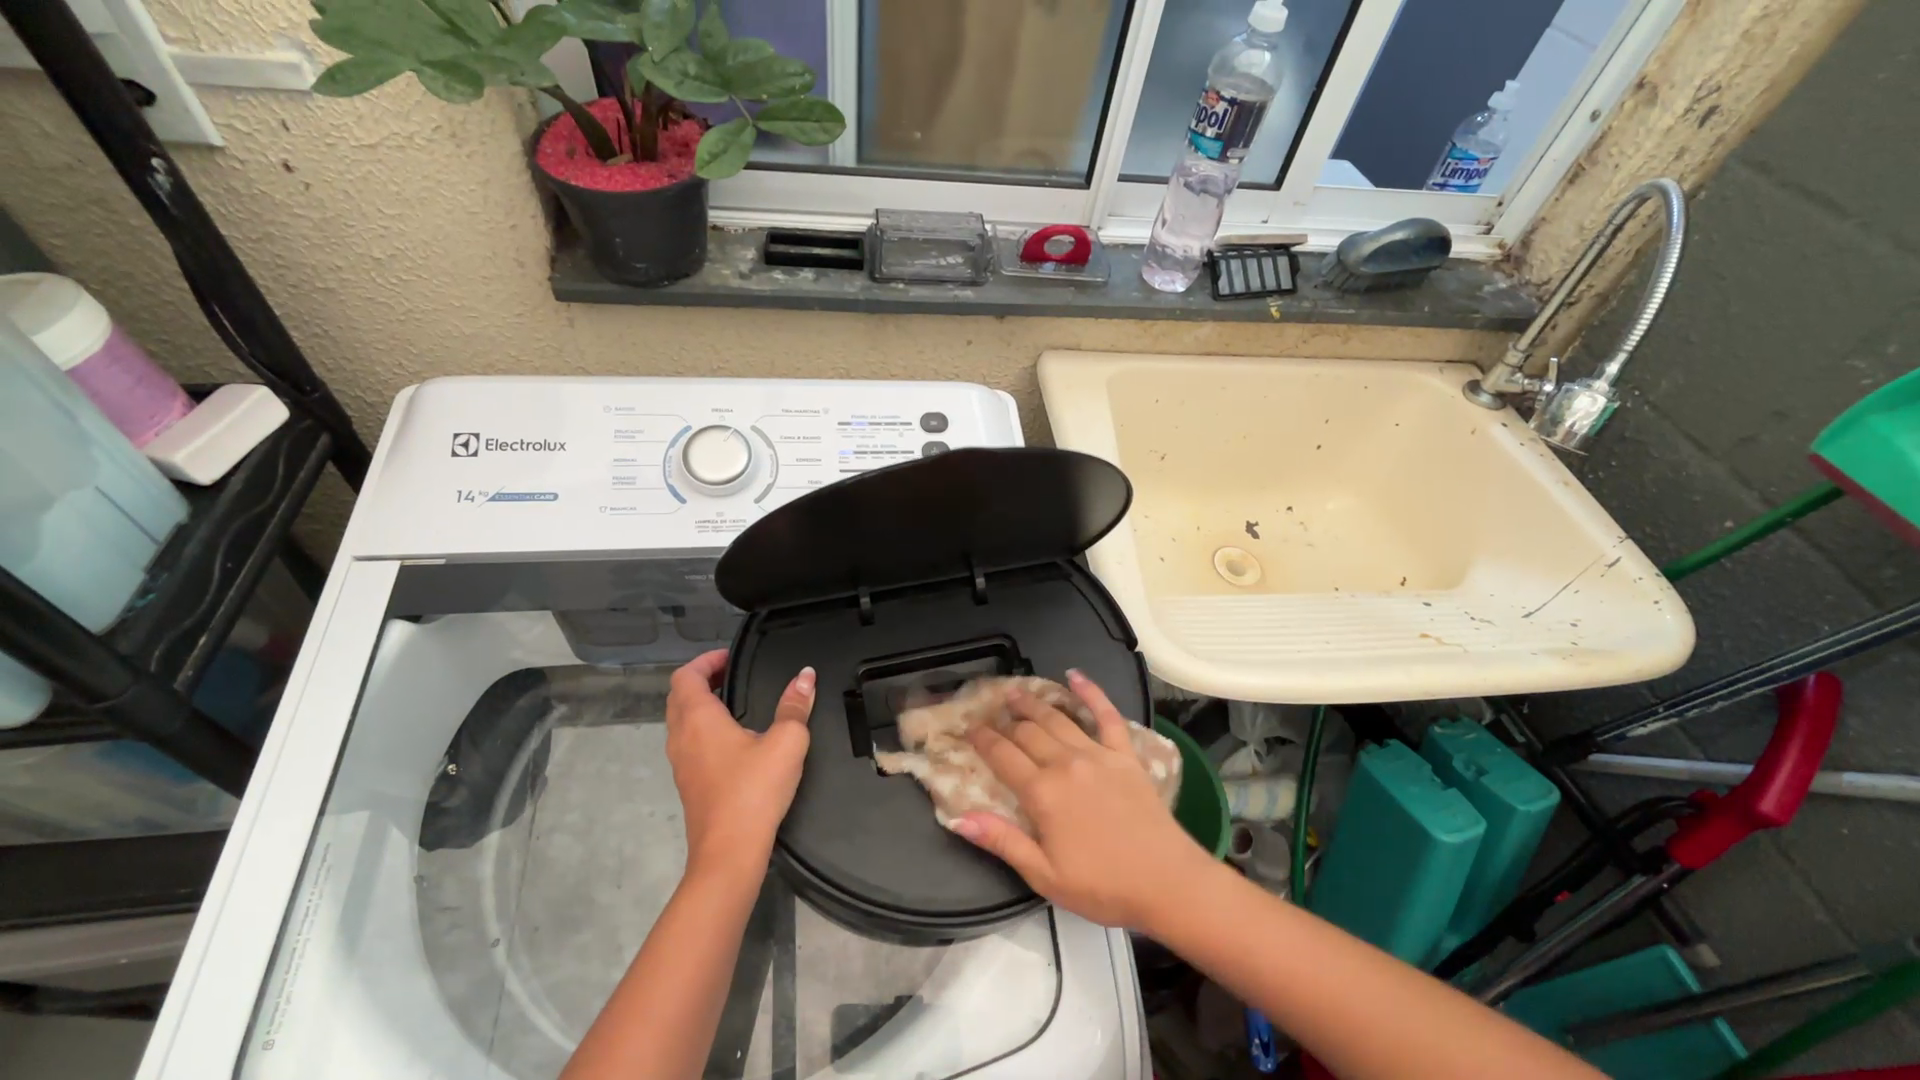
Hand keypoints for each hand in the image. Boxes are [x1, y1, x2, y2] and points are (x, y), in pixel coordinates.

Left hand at [665, 650, 815, 877]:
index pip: (686, 675)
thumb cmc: (754, 790)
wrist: (729, 852)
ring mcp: (680, 763)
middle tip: (732, 676)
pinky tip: (733, 741)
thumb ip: (795, 706)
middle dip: (702, 680)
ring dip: (700, 706)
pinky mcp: (688, 784)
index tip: (730, 658)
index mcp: (698, 718)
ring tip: (734, 704)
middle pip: (679, 696)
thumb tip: (805, 676)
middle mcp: (681, 736)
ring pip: (680, 722)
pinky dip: (703, 730)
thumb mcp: (785, 743)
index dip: (706, 661)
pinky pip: (688, 744)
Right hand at [949, 670, 1215, 931]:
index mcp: (1042, 793)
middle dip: (1005, 720)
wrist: (1168, 882)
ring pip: (1058, 719)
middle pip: (1028, 733)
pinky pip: (1107, 715)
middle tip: (990, 711)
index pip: (1002, 757)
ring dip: (1035, 703)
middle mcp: (1066, 764)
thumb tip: (959, 817)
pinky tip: (1076, 676)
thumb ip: (1002, 841)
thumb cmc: (1103, 887)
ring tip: (1017, 692)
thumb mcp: (1044, 875)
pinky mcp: (1126, 756)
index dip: (982, 740)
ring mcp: (1098, 755)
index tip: (968, 729)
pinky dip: (1091, 692)